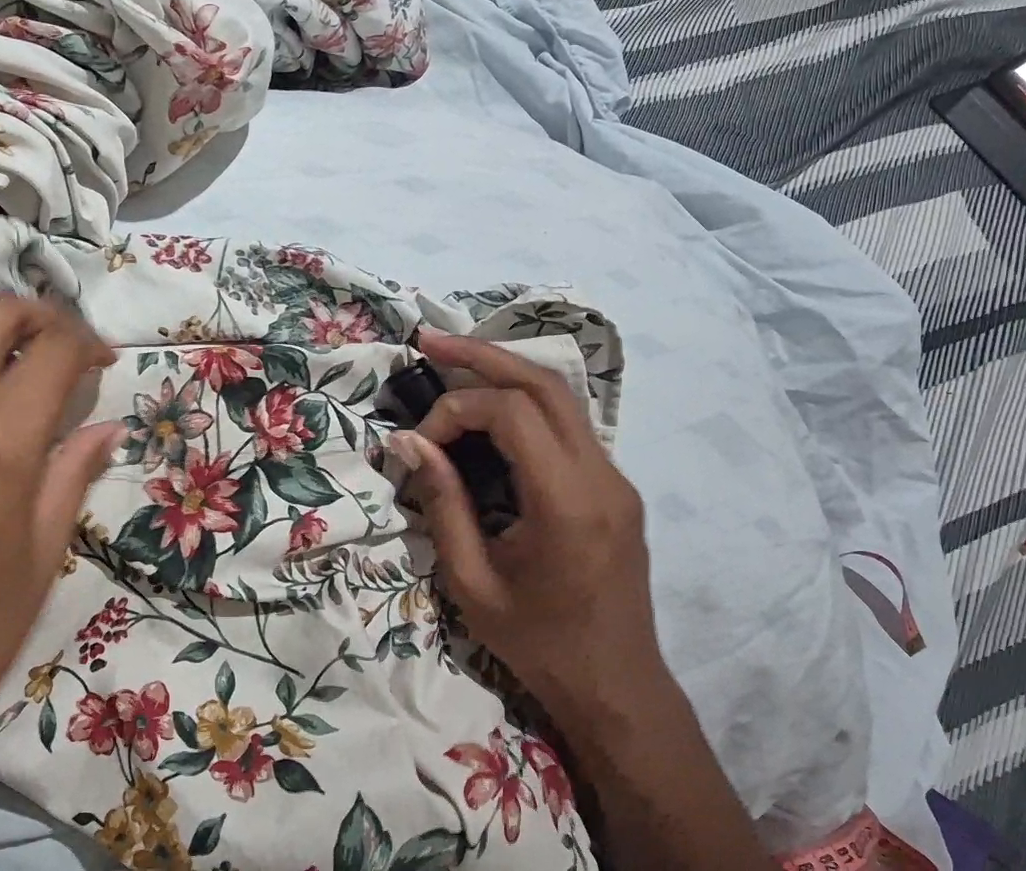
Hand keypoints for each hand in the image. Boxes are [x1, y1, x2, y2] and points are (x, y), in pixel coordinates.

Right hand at [387, 330, 668, 734]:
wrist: (616, 686)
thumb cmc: (537, 642)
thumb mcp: (470, 580)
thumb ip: (441, 502)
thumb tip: (409, 441)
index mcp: (569, 502)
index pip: (513, 412)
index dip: (456, 410)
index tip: (420, 444)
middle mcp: (603, 478)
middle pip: (546, 385)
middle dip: (483, 355)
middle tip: (428, 339)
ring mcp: (616, 480)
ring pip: (562, 398)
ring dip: (504, 373)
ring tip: (450, 358)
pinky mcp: (613, 488)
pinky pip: (567, 425)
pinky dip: (521, 404)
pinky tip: (485, 408)